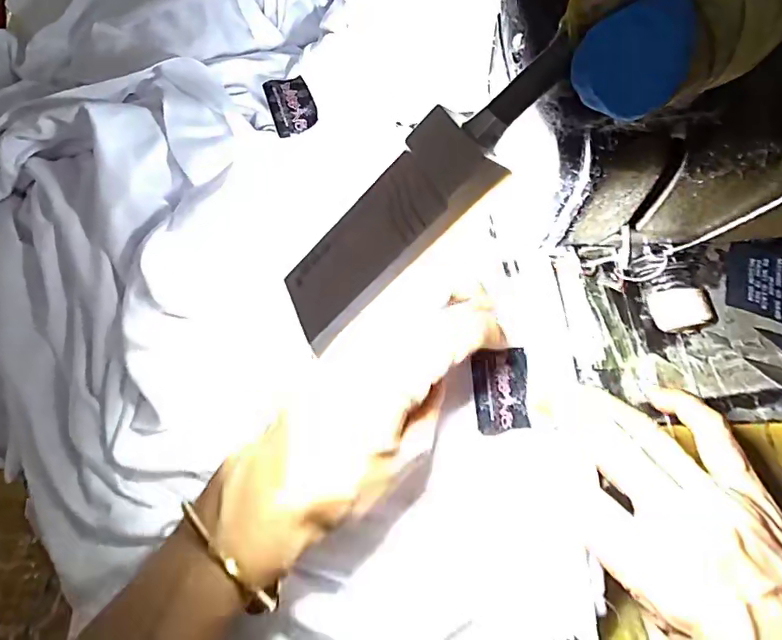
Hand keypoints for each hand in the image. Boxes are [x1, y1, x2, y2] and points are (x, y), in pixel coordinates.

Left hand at [198, 284, 505, 589]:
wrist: (275, 482)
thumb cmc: (341, 483)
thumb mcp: (403, 457)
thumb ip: (429, 406)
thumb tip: (443, 373)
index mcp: (390, 374)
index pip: (445, 332)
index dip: (481, 327)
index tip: (505, 336)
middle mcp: (366, 345)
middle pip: (421, 304)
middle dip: (460, 299)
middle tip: (491, 306)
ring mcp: (345, 342)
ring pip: (401, 306)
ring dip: (435, 302)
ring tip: (465, 307)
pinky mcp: (332, 348)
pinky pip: (381, 320)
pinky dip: (410, 315)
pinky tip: (421, 326)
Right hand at [553, 385, 781, 639]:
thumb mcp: (674, 630)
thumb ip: (633, 579)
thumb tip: (608, 542)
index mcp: (662, 571)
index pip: (579, 496)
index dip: (547, 468)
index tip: (532, 454)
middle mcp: (689, 527)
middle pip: (605, 444)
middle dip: (564, 415)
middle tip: (542, 402)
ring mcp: (725, 504)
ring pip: (645, 431)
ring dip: (602, 404)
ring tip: (576, 391)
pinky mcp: (759, 499)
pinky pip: (714, 435)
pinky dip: (684, 404)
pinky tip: (659, 393)